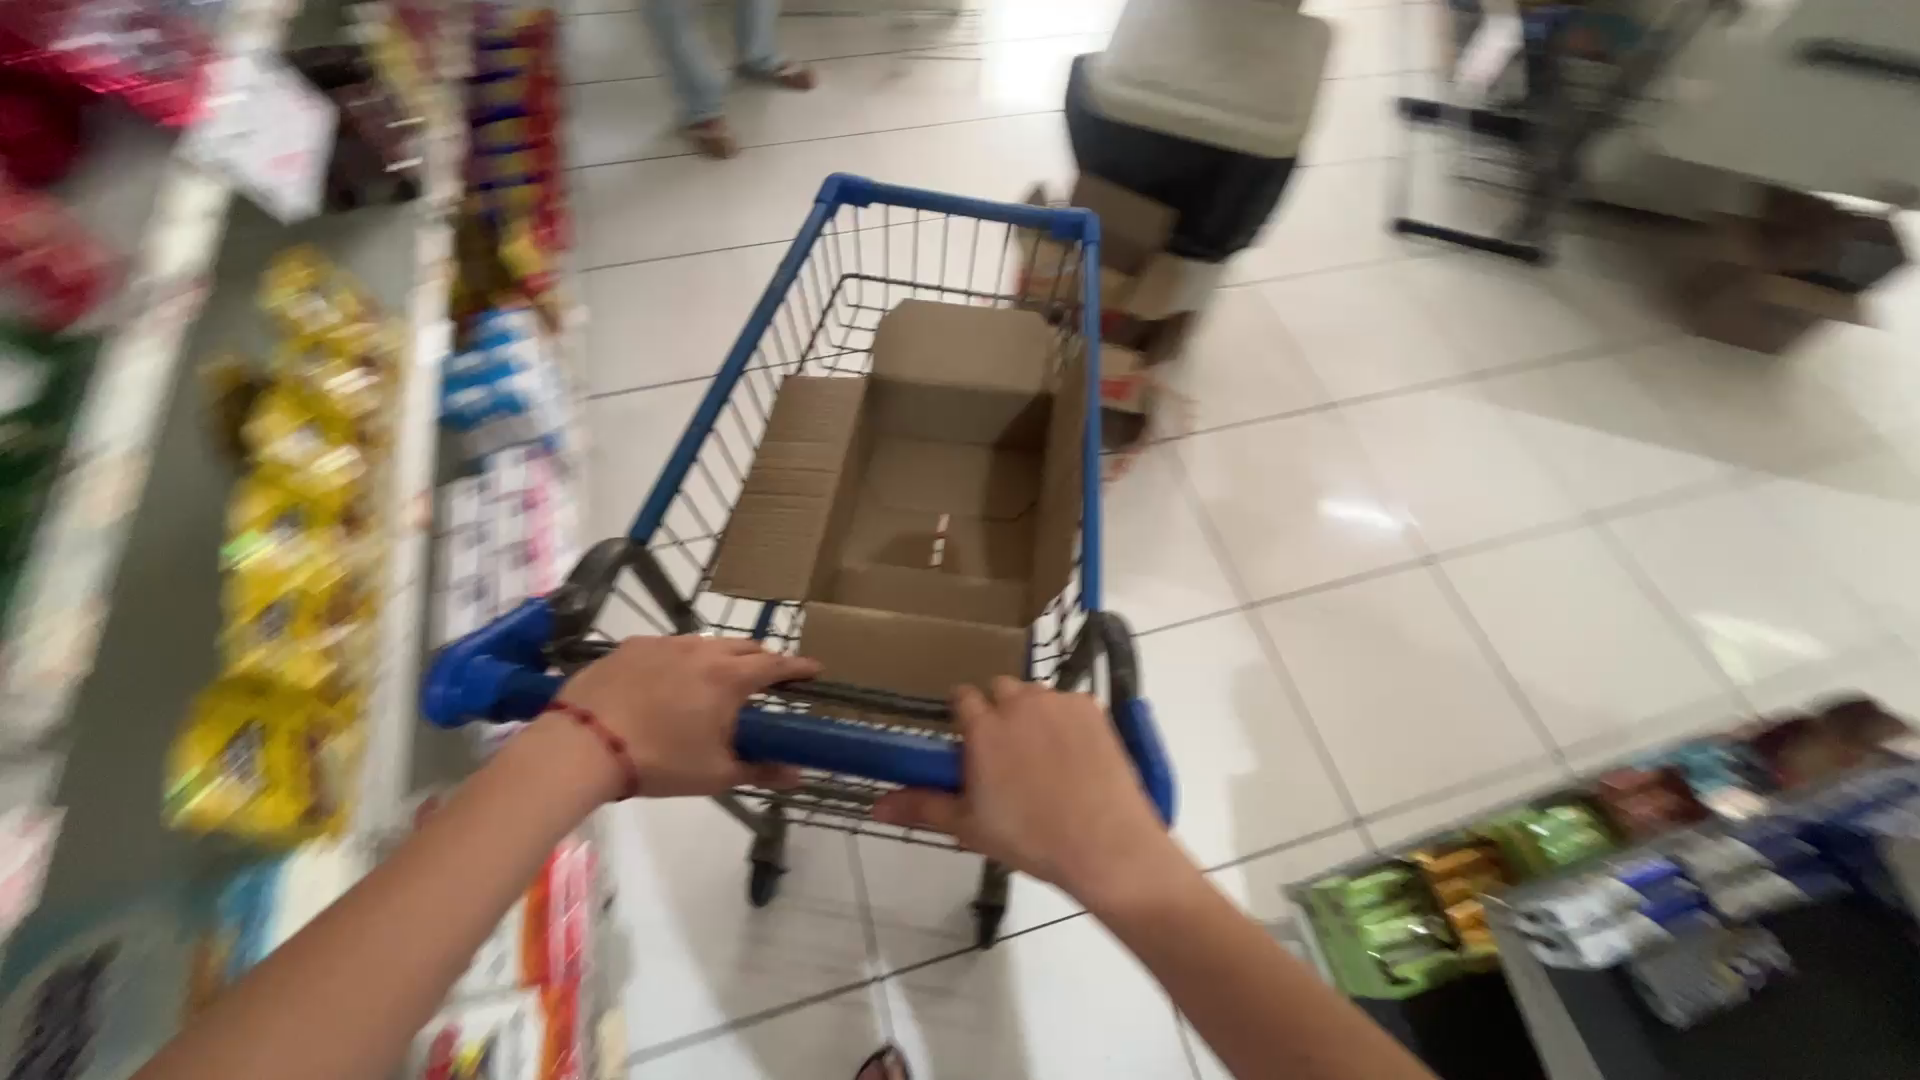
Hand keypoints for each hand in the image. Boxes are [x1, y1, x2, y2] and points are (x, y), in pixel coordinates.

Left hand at [555, 635, 820, 798]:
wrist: (581, 746)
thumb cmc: (658, 761)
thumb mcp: (715, 774)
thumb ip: (761, 771)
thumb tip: (799, 775)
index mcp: (730, 677)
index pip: (778, 664)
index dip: (799, 667)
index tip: (815, 670)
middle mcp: (703, 650)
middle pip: (745, 647)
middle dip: (762, 659)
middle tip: (765, 680)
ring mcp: (665, 643)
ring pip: (706, 643)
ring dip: (721, 657)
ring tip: (715, 680)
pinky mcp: (632, 645)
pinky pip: (669, 646)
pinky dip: (680, 660)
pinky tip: (667, 682)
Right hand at [871, 678, 1192, 913]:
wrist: (1105, 845)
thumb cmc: (1030, 839)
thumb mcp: (970, 827)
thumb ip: (922, 806)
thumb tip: (875, 807)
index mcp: (983, 728)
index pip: (961, 697)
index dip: (964, 717)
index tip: (969, 741)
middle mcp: (1018, 704)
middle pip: (998, 690)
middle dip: (997, 711)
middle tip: (1007, 753)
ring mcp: (1058, 702)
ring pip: (1034, 694)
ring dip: (1031, 713)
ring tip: (1043, 755)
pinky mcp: (1092, 708)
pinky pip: (1069, 702)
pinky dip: (1067, 720)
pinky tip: (1075, 755)